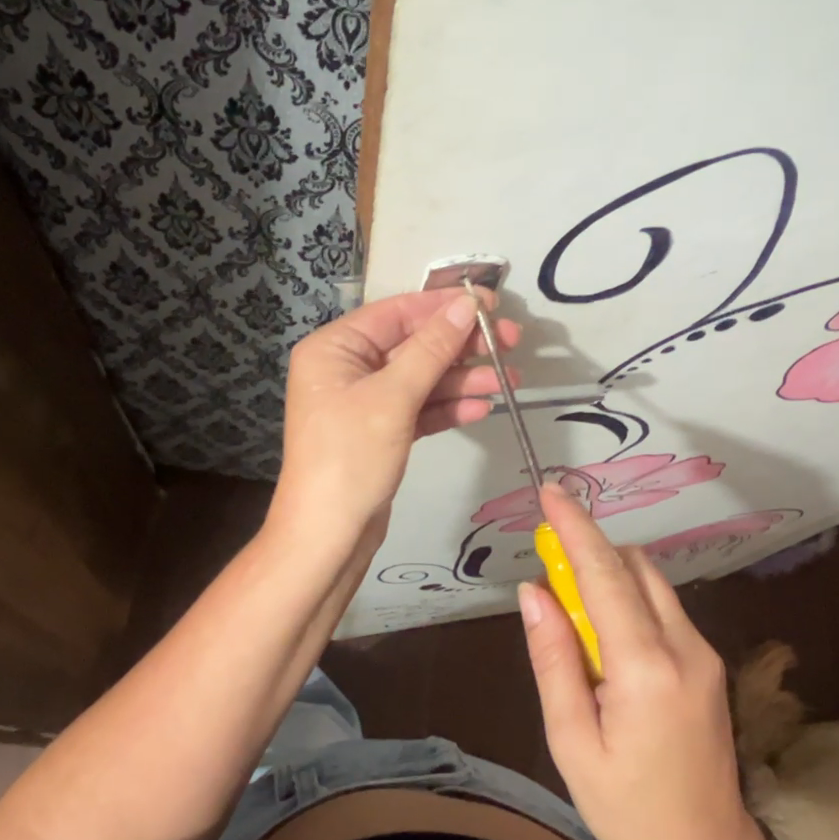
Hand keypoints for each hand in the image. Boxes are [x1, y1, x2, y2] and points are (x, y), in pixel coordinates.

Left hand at [272, 288, 519, 539]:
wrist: (327, 537)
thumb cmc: (349, 459)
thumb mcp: (392, 399)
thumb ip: (432, 349)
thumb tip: (467, 306)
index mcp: (334, 349)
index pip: (396, 313)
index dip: (444, 306)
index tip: (491, 302)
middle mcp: (346, 369)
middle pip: (413, 344)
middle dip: (461, 345)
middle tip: (511, 342)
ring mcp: (364, 403)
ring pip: (421, 379)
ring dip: (463, 379)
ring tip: (510, 379)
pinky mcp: (381, 433)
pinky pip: (420, 409)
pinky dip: (448, 408)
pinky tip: (481, 407)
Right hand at [518, 485, 764, 839]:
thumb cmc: (626, 810)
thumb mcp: (571, 741)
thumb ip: (553, 659)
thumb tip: (533, 592)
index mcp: (646, 668)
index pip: (605, 575)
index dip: (575, 529)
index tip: (549, 491)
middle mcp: (685, 647)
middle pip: (635, 568)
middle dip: (590, 549)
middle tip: (545, 562)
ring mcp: (705, 655)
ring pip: (653, 584)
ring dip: (609, 575)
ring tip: (567, 607)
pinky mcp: (709, 666)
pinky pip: (663, 610)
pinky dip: (628, 601)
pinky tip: (601, 637)